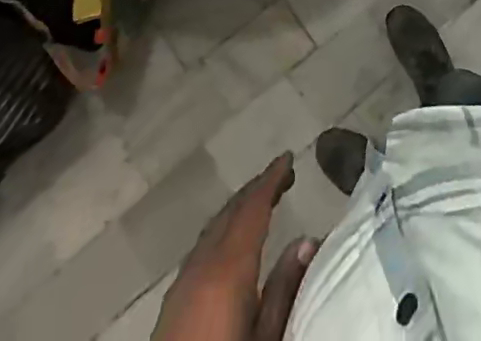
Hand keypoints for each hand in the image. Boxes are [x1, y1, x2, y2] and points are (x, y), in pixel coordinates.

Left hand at [153, 153, 317, 340]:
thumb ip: (286, 289)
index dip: (270, 180)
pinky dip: (224, 230)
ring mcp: (183, 282)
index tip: (288, 158)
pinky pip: (203, 246)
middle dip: (256, 189)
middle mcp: (202, 264)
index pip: (252, 208)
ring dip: (239, 209)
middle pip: (231, 213)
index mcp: (228, 268)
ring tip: (264, 200)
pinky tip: (233, 241)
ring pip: (214, 228)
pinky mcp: (173, 300)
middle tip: (283, 176)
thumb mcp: (268, 340)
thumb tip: (307, 240)